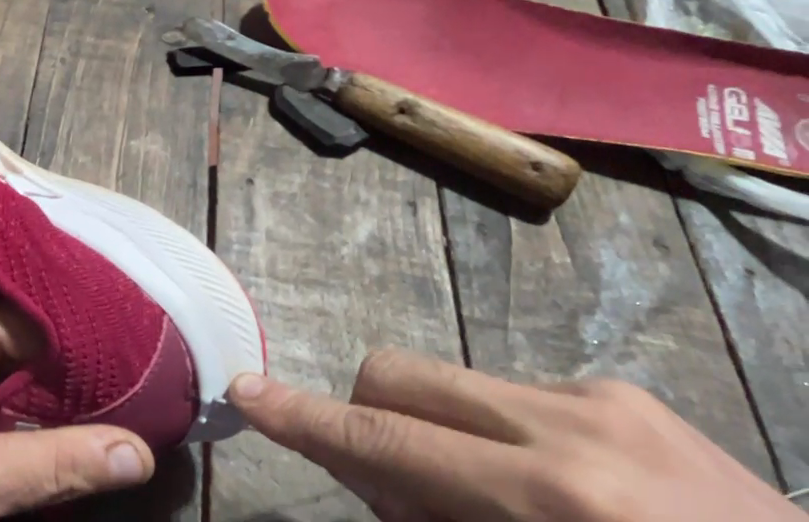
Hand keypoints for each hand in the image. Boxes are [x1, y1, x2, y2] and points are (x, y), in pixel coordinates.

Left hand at [0, 265, 153, 519]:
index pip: (53, 316)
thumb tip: (139, 452)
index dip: (97, 353)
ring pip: (14, 312)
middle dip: (78, 342)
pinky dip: (19, 348)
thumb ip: (57, 464)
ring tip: (108, 369)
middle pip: (34, 305)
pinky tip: (49, 374)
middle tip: (137, 370)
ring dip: (50, 346)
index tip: (144, 376)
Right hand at [228, 348, 796, 521]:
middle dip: (366, 416)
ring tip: (492, 503)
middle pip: (398, 375)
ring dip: (436, 433)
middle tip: (401, 494)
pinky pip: (512, 395)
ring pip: (450, 381)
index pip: (385, 440)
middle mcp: (571, 427)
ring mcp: (605, 400)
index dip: (306, 419)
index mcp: (554, 498)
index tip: (247, 393)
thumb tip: (381, 486)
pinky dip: (496, 437)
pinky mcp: (630, 395)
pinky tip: (557, 496)